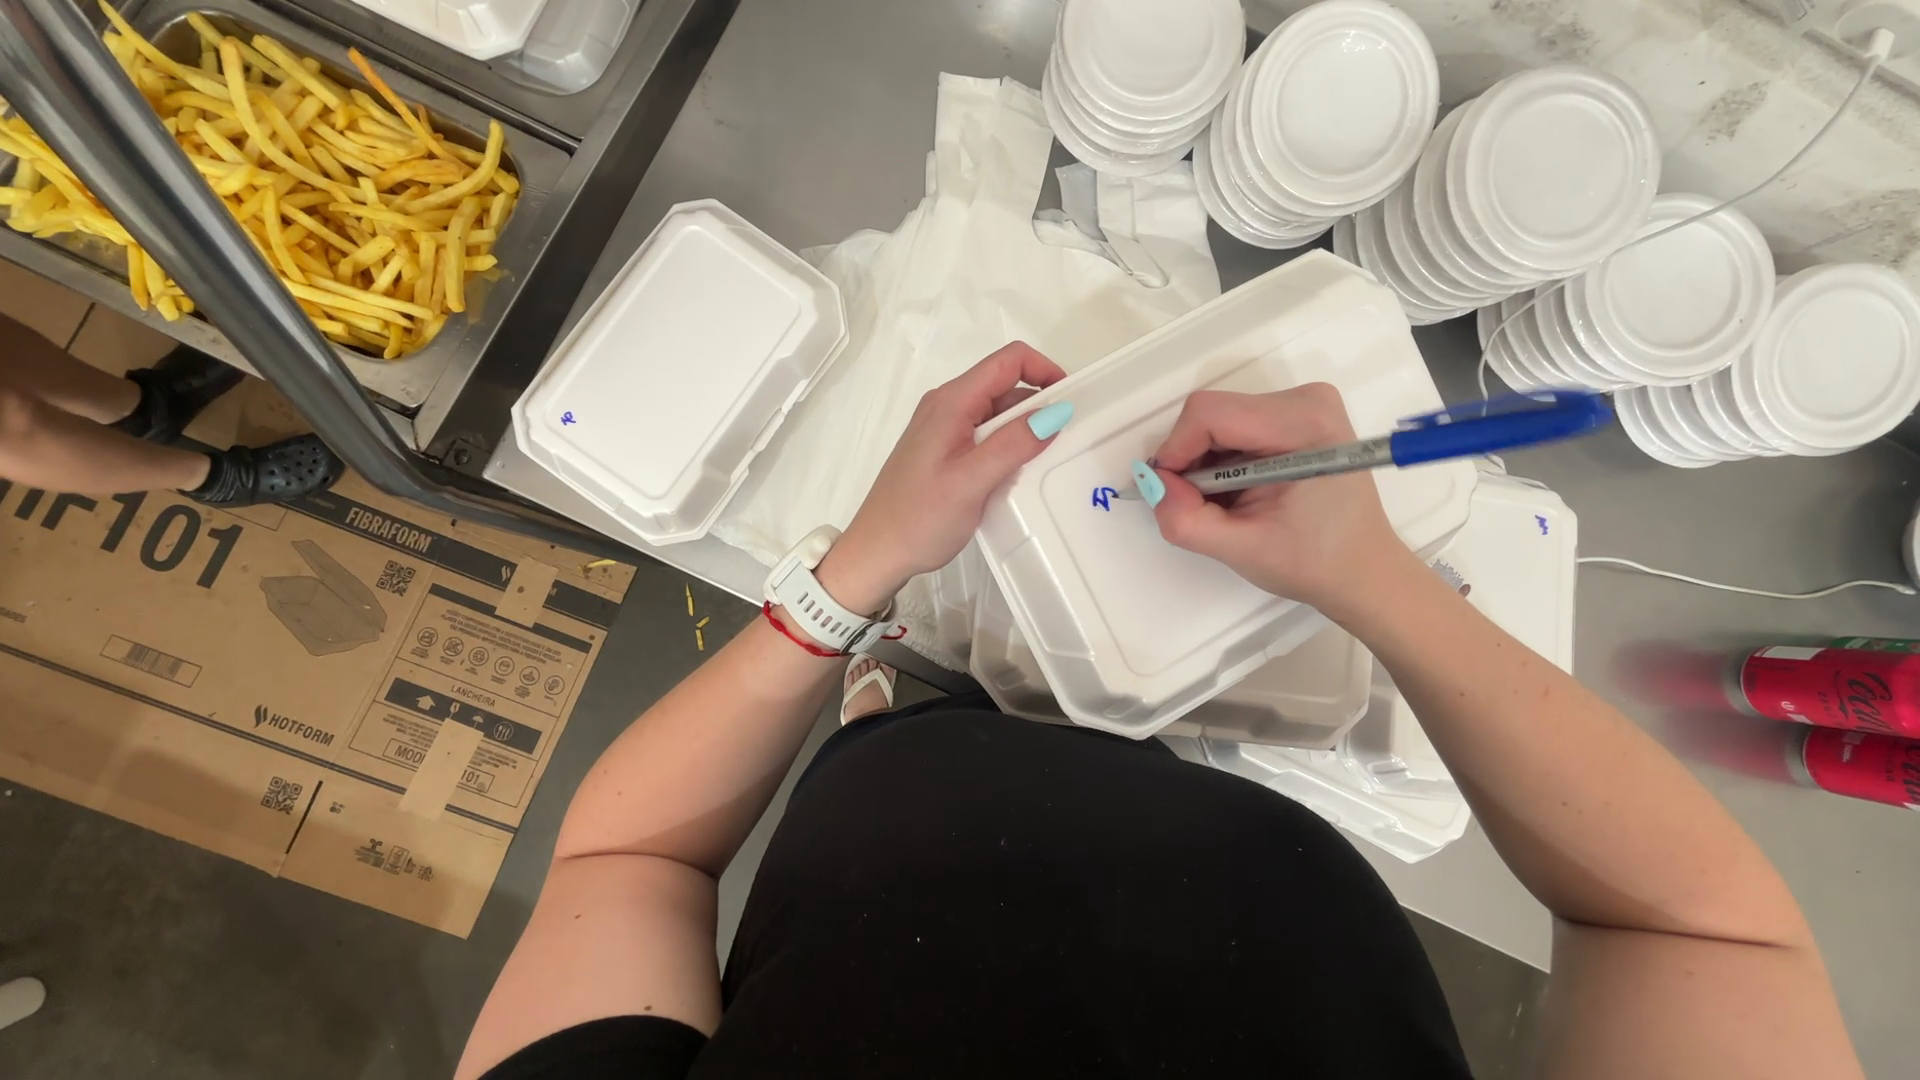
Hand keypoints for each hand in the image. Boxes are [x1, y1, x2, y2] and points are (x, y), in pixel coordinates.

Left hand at [818, 342, 1070, 613]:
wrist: (878, 552)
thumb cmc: (920, 518)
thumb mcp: (972, 481)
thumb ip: (1014, 444)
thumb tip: (1056, 413)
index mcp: (951, 402)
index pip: (1008, 360)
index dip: (1045, 370)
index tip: (1071, 402)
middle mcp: (946, 405)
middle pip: (1004, 384)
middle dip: (1039, 403)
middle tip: (1066, 438)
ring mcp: (943, 428)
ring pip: (996, 411)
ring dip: (1024, 427)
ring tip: (1045, 459)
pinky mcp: (943, 451)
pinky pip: (984, 434)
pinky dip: (1007, 444)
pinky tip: (1017, 473)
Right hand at [1145, 384, 1412, 618]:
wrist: (1361, 569)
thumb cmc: (1313, 562)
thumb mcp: (1240, 550)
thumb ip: (1186, 520)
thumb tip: (1153, 486)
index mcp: (1303, 425)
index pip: (1209, 414)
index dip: (1176, 451)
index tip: (1172, 493)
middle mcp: (1305, 401)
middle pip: (1211, 414)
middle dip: (1190, 460)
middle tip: (1200, 506)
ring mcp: (1301, 404)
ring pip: (1215, 420)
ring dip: (1202, 463)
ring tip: (1225, 503)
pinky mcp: (1292, 416)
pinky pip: (1230, 426)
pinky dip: (1218, 460)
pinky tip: (1237, 491)